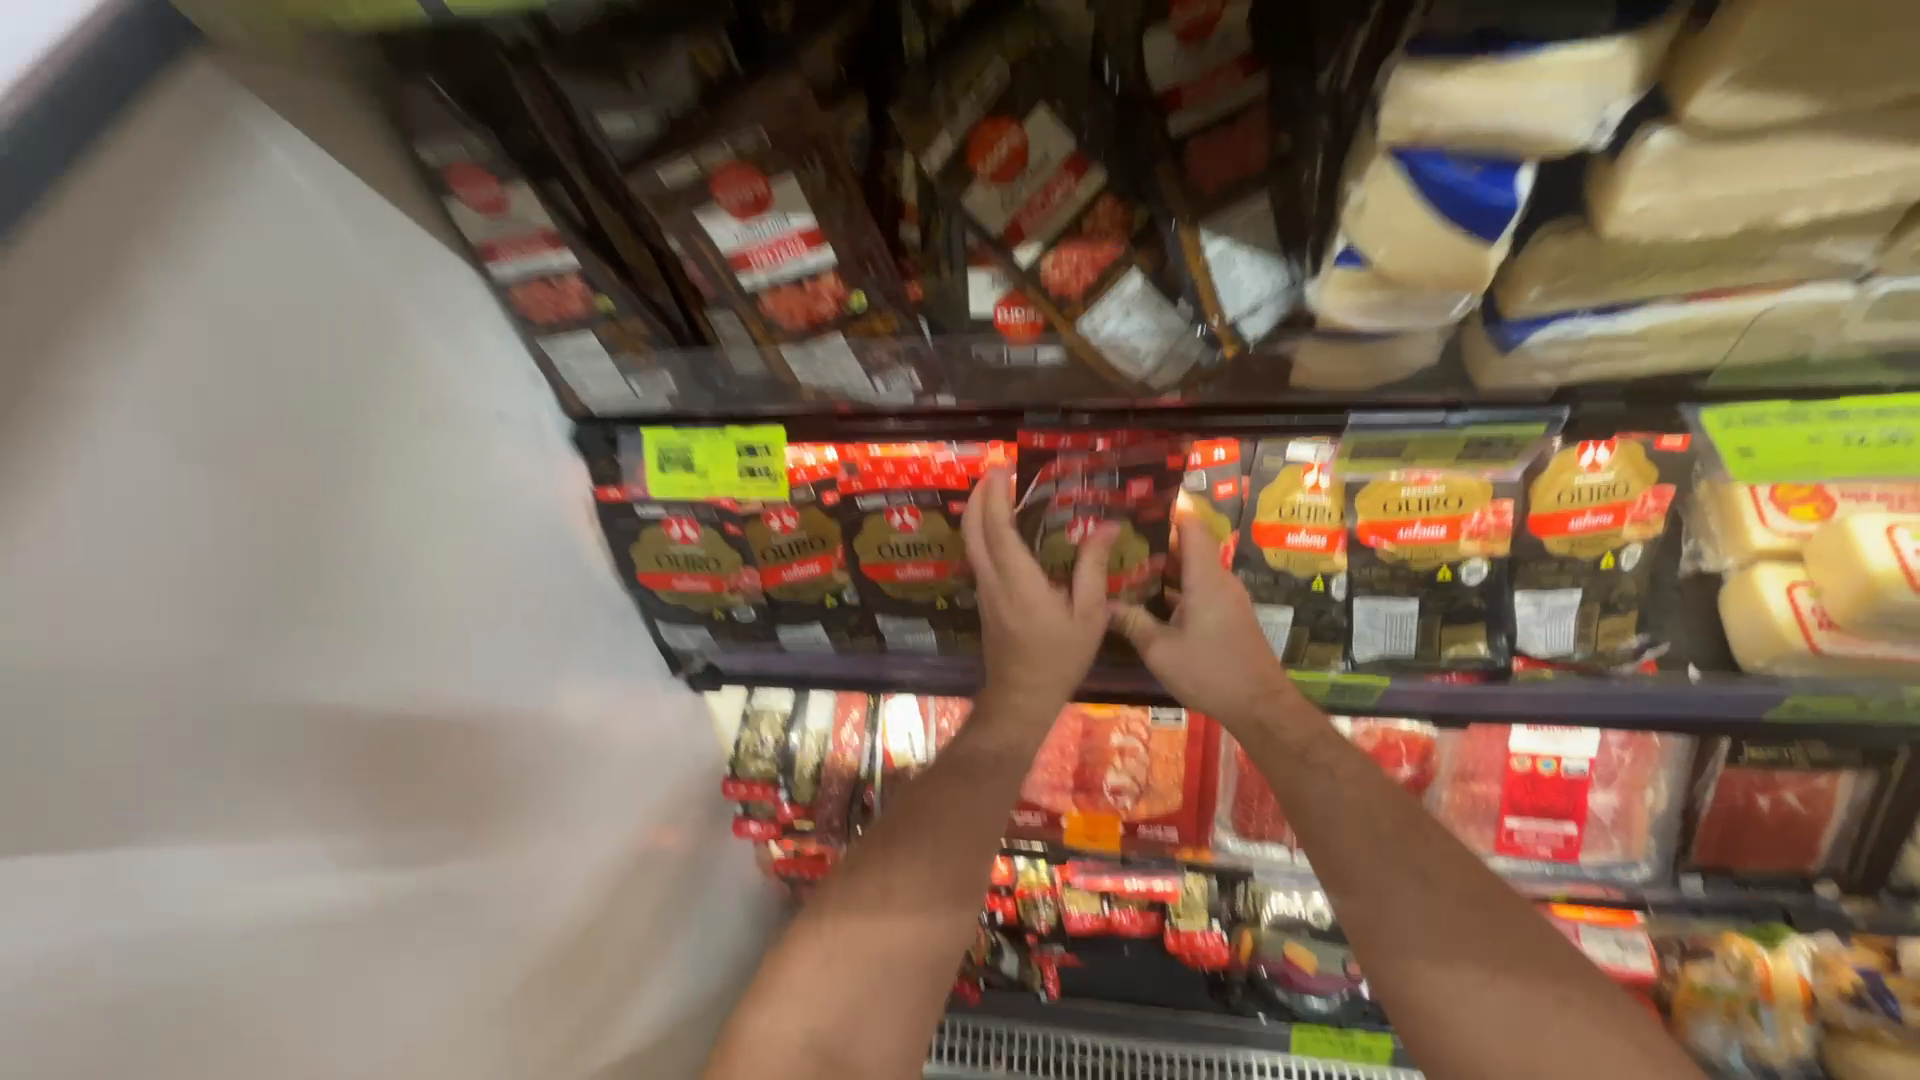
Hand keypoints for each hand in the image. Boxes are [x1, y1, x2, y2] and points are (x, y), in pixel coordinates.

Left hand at [962, 468, 1117, 707]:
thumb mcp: (1089, 617)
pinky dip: (984, 532)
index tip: (1003, 468)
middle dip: (980, 495)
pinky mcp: (984, 600)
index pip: (997, 528)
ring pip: (970, 542)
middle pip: (972, 529)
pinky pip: (978, 556)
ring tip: (1000, 491)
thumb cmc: (1059, 659)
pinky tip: (1004, 527)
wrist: (1021, 697)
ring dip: (979, 512)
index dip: (995, 495)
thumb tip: (1106, 525)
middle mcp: (992, 580)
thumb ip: (1092, 568)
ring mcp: (984, 590)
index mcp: (1017, 581)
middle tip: (998, 471)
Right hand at [1109, 515, 1302, 726]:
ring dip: (1165, 569)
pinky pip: (1201, 590)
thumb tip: (1102, 604)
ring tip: (1129, 569)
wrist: (1260, 706)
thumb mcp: (1159, 650)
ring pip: (1194, 571)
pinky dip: (1177, 588)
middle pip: (1190, 548)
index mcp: (1205, 579)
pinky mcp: (1230, 617)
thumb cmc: (1209, 672)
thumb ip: (1131, 622)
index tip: (1143, 504)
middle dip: (1157, 542)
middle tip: (1121, 541)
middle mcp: (1220, 581)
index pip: (1192, 527)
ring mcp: (1228, 599)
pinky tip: (1151, 601)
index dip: (1171, 510)